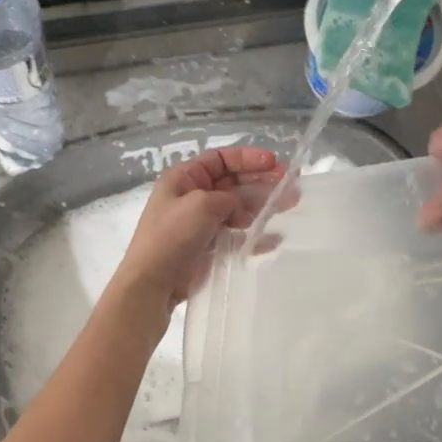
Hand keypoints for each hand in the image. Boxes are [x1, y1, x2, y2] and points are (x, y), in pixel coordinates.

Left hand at [112, 145, 288, 310]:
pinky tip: (273, 239)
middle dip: (260, 182)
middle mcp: (192, 196)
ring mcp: (200, 222)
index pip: (220, 159)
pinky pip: (235, 235)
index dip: (248, 158)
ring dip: (261, 207)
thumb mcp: (201, 204)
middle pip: (232, 182)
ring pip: (237, 208)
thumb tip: (240, 207)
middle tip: (289, 186)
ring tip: (287, 207)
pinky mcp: (207, 246)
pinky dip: (254, 235)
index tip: (274, 163)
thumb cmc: (171, 236)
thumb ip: (228, 197)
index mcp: (184, 178)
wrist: (152, 282)